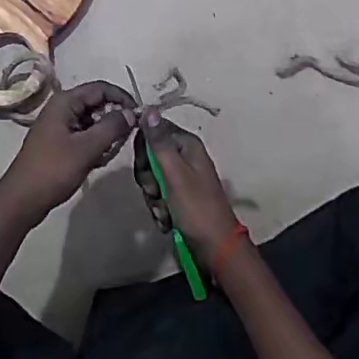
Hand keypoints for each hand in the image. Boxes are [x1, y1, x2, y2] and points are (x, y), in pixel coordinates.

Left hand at [0, 82, 133, 226]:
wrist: (22, 200)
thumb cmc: (54, 170)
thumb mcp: (87, 148)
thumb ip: (112, 127)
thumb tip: (131, 112)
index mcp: (65, 102)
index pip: (101, 88)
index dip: (122, 98)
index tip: (139, 115)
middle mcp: (61, 108)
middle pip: (97, 103)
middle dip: (114, 118)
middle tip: (126, 138)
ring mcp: (59, 125)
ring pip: (92, 120)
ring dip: (105, 134)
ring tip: (110, 153)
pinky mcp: (59, 142)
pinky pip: (84, 134)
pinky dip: (95, 143)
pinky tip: (99, 160)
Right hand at [134, 109, 239, 251]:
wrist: (215, 249)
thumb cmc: (196, 209)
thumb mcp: (175, 174)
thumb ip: (159, 143)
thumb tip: (148, 109)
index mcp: (187, 144)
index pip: (153, 130)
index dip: (143, 149)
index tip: (144, 168)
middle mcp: (185, 156)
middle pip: (149, 156)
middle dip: (148, 178)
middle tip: (156, 192)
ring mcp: (182, 178)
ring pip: (151, 178)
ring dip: (153, 197)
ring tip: (165, 211)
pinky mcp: (178, 197)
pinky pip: (157, 195)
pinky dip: (159, 209)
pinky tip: (167, 221)